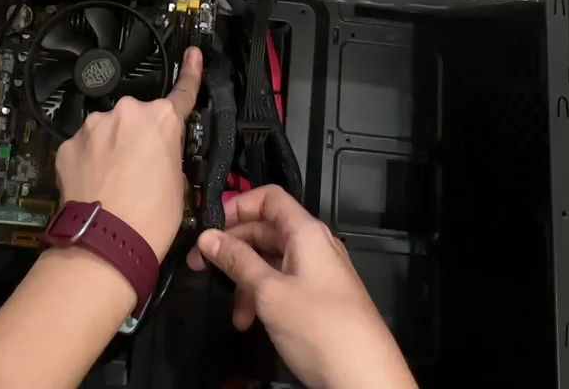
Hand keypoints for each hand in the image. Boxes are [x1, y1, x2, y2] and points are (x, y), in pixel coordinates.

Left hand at [54, 46, 201, 259]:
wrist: (106, 244)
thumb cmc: (154, 217)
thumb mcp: (178, 181)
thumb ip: (168, 152)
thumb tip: (157, 152)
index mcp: (162, 118)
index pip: (183, 91)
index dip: (191, 72)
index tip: (193, 53)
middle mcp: (127, 111)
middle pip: (137, 117)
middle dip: (138, 135)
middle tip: (140, 169)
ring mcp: (94, 126)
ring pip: (107, 130)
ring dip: (111, 146)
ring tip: (112, 182)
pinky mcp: (68, 144)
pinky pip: (83, 147)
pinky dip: (88, 160)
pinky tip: (92, 185)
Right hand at [188, 186, 415, 388]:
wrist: (368, 381)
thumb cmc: (318, 326)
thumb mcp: (269, 293)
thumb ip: (237, 261)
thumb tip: (206, 236)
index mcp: (305, 231)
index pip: (269, 198)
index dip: (238, 205)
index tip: (210, 226)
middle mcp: (313, 244)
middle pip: (266, 230)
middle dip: (234, 248)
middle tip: (201, 265)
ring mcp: (318, 272)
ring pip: (272, 261)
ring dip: (247, 281)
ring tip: (235, 314)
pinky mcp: (320, 298)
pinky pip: (284, 284)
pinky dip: (264, 297)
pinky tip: (251, 322)